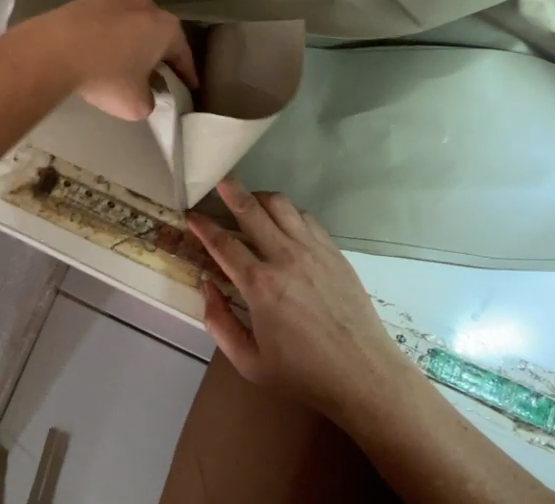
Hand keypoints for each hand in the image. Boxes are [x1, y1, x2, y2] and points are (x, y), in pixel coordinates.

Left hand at [12, 0, 197, 120]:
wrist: (54, 50)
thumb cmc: (106, 76)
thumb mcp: (136, 105)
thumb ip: (150, 101)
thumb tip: (144, 94)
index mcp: (166, 28)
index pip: (183, 55)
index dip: (186, 75)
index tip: (189, 89)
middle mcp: (146, 7)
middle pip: (158, 36)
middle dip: (158, 56)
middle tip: (156, 77)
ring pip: (131, 26)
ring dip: (130, 44)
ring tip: (122, 65)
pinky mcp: (87, 0)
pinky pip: (105, 23)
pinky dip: (105, 37)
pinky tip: (95, 53)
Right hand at [187, 178, 412, 421]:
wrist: (363, 374)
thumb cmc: (303, 373)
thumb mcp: (249, 362)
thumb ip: (219, 322)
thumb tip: (206, 285)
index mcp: (259, 285)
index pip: (222, 243)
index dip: (202, 225)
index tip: (191, 215)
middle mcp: (284, 257)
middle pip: (250, 209)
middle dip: (229, 190)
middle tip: (217, 180)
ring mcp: (312, 250)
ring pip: (280, 205)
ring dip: (259, 196)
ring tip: (248, 199)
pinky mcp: (333, 251)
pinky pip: (305, 217)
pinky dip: (287, 211)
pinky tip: (281, 220)